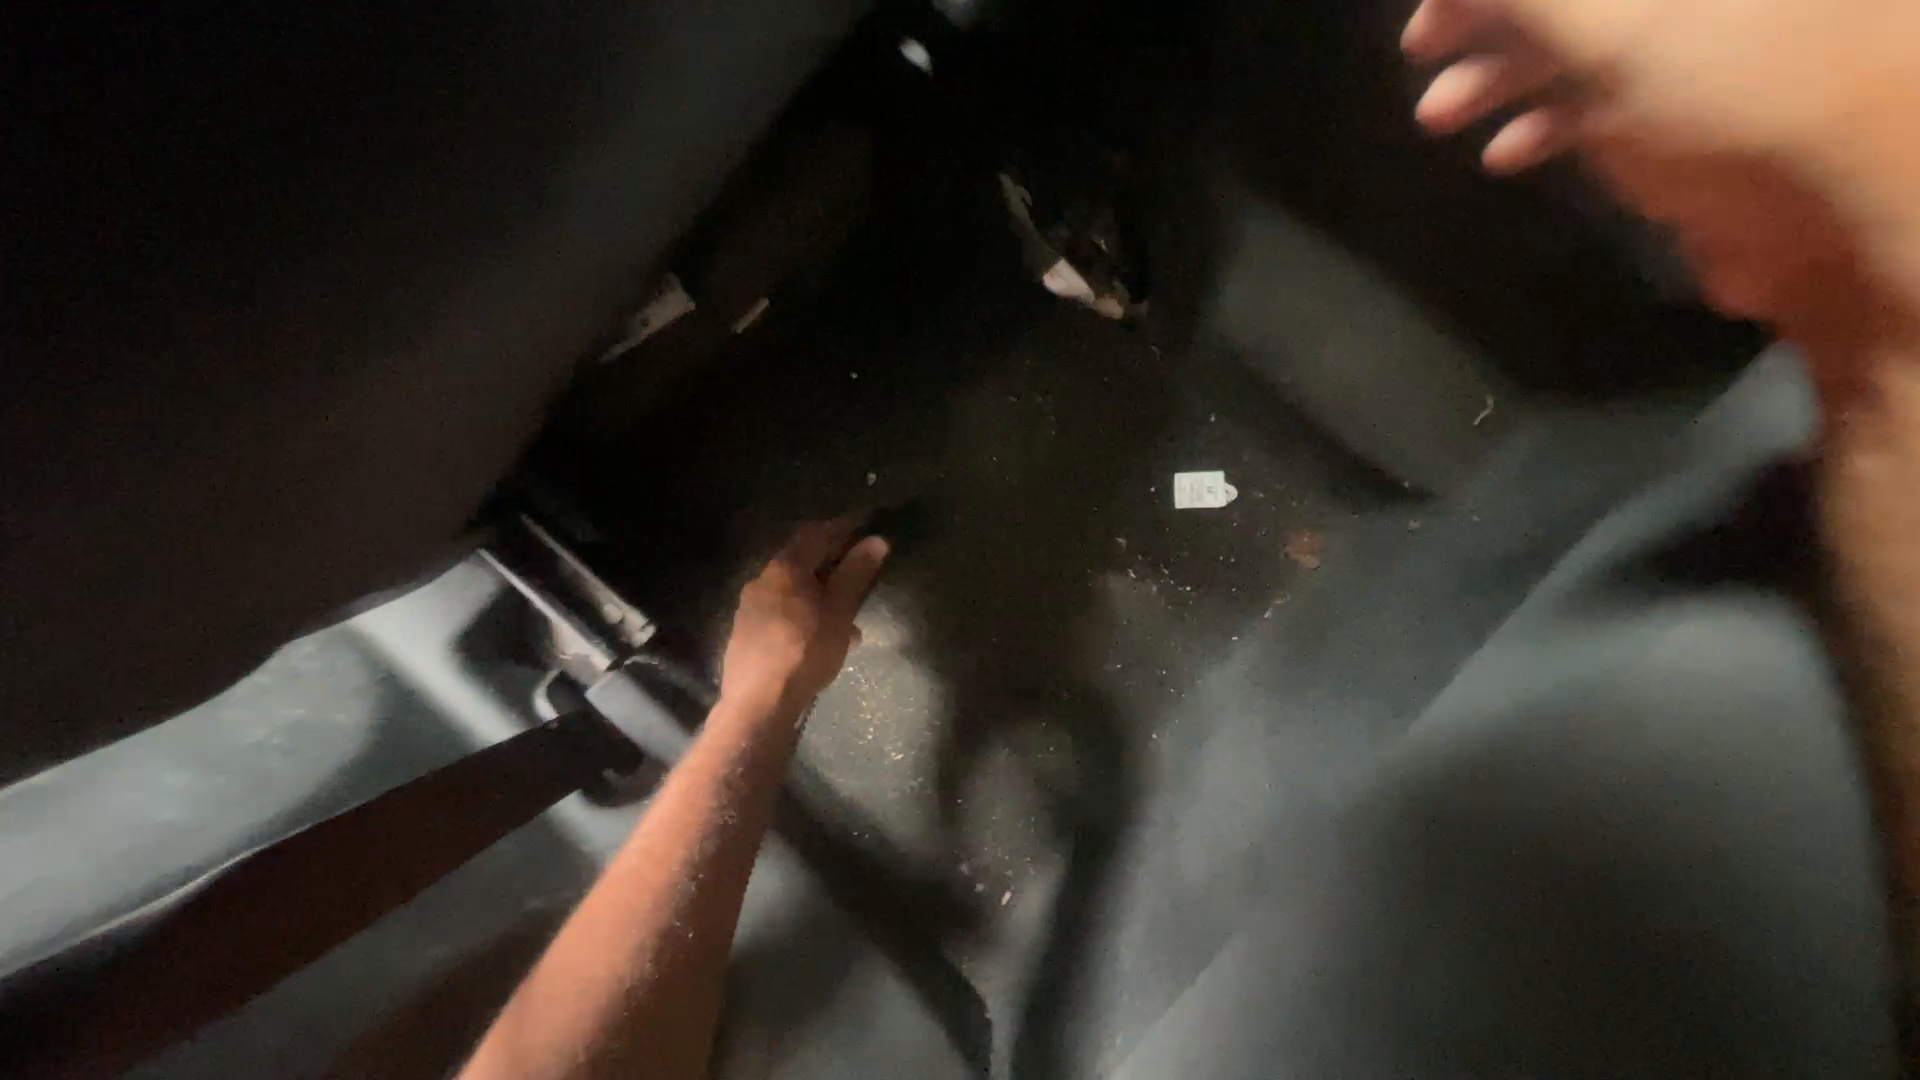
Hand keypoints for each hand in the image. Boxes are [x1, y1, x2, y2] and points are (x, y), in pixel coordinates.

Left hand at [718, 520, 888, 719]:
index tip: (867, 528)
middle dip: (832, 561)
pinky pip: (783, 610)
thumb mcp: (839, 612)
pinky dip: (806, 612)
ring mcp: (750, 606)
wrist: (758, 704)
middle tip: (859, 569)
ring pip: (793, 588)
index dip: (843, 528)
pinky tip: (822, 636)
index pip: (816, 533)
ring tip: (847, 611)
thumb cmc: (805, 652)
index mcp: (785, 567)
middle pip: (802, 559)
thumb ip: (855, 574)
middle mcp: (762, 579)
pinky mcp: (747, 632)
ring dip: (820, 591)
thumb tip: (875, 540)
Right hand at [1402, 0, 1901, 175]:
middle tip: (1419, 50)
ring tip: (1437, 117)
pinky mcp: (1682, 103)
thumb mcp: (1620, 29)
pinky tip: (1501, 154)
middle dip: (1488, 18)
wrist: (1834, 207)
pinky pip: (1597, 96)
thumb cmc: (1736, 94)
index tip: (1434, 4)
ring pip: (1576, 40)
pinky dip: (1541, 122)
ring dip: (1498, 77)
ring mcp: (1695, 40)